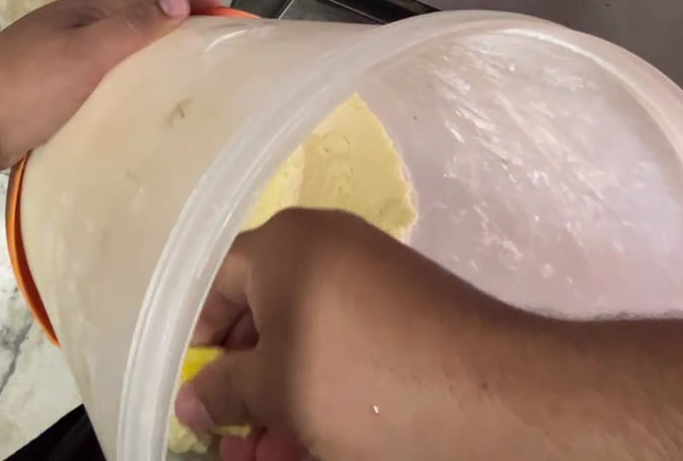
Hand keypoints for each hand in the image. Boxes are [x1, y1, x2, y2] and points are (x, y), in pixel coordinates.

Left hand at [0, 0, 224, 173]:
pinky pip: (100, 69)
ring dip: (148, 42)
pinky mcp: (46, 86)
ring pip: (113, 42)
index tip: (224, 4)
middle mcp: (68, 26)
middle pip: (129, 14)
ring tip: (180, 59)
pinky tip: (133, 90)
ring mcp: (54, 54)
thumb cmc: (28, 87)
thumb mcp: (85, 54)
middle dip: (170, 15)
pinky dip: (126, 70)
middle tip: (209, 30)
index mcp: (81, 11)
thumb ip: (130, 27)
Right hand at [175, 209, 523, 460]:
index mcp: (282, 243)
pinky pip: (345, 342)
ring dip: (282, 400)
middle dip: (244, 387)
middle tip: (235, 444)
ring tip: (272, 457)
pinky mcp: (404, 306)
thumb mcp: (276, 392)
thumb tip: (190, 398)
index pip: (219, 284)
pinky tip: (319, 442)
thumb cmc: (361, 381)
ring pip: (305, 337)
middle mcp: (322, 243)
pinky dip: (325, 388)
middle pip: (263, 314)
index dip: (202, 342)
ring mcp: (368, 272)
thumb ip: (223, 392)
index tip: (197, 395)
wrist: (493, 395)